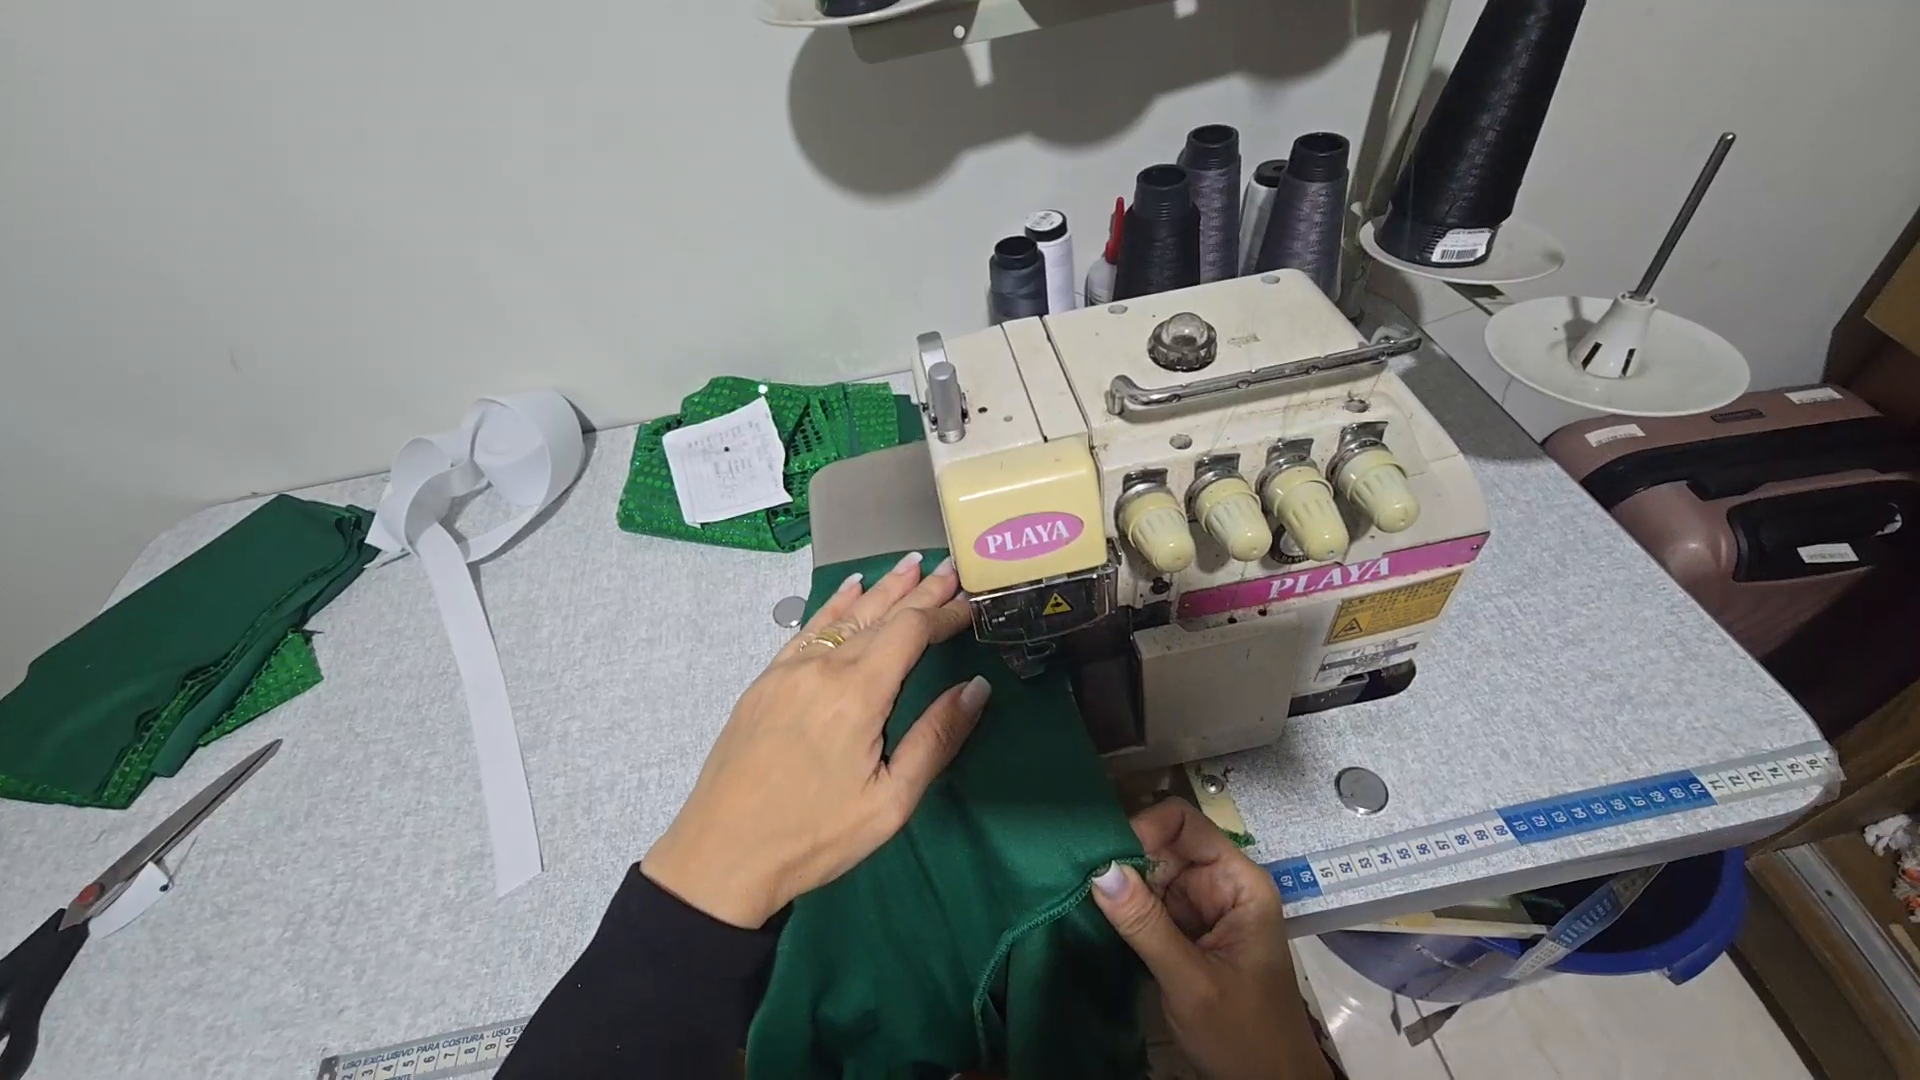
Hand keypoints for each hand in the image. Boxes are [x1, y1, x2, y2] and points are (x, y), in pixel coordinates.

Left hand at [643, 552, 988, 928]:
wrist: (718, 856)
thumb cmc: (813, 836)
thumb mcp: (890, 802)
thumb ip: (936, 739)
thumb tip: (976, 688)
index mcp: (858, 693)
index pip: (911, 632)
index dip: (944, 612)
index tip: (972, 600)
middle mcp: (823, 667)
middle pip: (881, 615)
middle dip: (920, 590)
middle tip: (949, 565)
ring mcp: (788, 669)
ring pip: (845, 615)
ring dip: (882, 588)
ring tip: (911, 564)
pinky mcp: (765, 681)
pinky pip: (808, 628)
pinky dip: (834, 604)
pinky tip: (849, 589)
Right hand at [1091, 800, 1330, 1079]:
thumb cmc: (1244, 1039)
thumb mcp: (1192, 983)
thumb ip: (1146, 925)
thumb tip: (1099, 869)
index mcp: (1238, 883)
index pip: (1184, 823)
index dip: (1144, 829)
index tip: (1105, 858)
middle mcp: (1220, 884)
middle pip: (1162, 845)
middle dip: (1125, 859)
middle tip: (1084, 881)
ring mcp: (1201, 907)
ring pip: (1150, 873)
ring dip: (1121, 886)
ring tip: (1085, 898)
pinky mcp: (1184, 930)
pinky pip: (1148, 902)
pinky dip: (1125, 909)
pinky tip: (1101, 917)